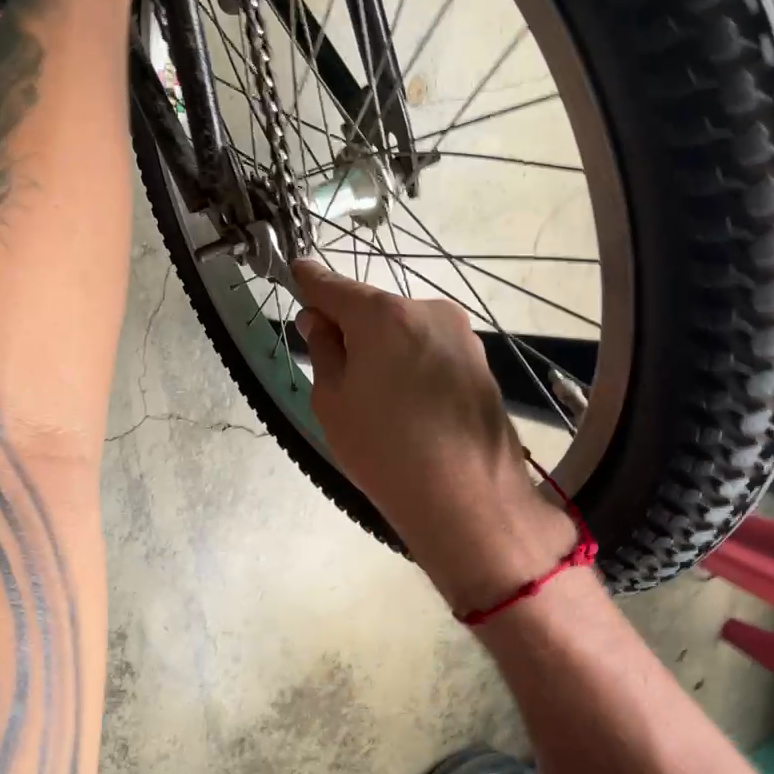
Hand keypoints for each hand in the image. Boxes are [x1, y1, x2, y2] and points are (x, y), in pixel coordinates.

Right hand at [292, 259, 579, 615]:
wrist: (468, 498)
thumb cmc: (384, 448)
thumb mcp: (332, 400)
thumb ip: (323, 350)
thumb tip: (318, 320)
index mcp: (382, 314)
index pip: (332, 285)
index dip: (308, 282)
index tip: (294, 276)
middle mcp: (425, 309)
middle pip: (371, 308)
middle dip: (349, 326)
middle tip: (334, 368)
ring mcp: (459, 333)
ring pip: (402, 329)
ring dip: (382, 347)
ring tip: (375, 399)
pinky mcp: (478, 360)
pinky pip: (428, 349)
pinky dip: (409, 363)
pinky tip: (406, 405)